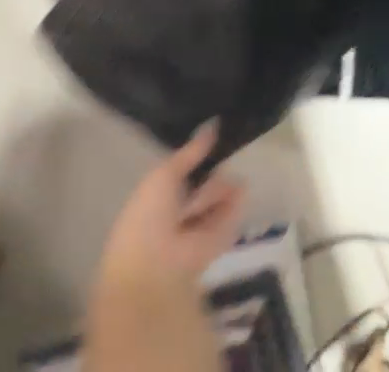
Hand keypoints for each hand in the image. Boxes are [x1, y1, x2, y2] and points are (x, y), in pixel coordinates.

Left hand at [98, 124, 245, 292]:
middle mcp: (180, 211)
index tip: (214, 138)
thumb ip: (189, 152)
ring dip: (221, 186)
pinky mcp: (222, 236)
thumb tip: (213, 125)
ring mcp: (201, 225)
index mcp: (158, 199)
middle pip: (204, 182)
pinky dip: (236, 200)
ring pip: (219, 195)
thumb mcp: (163, 175)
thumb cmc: (149, 216)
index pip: (182, 173)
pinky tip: (239, 186)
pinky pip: (232, 211)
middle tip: (222, 156)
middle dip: (212, 170)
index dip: (196, 158)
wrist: (156, 264)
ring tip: (217, 185)